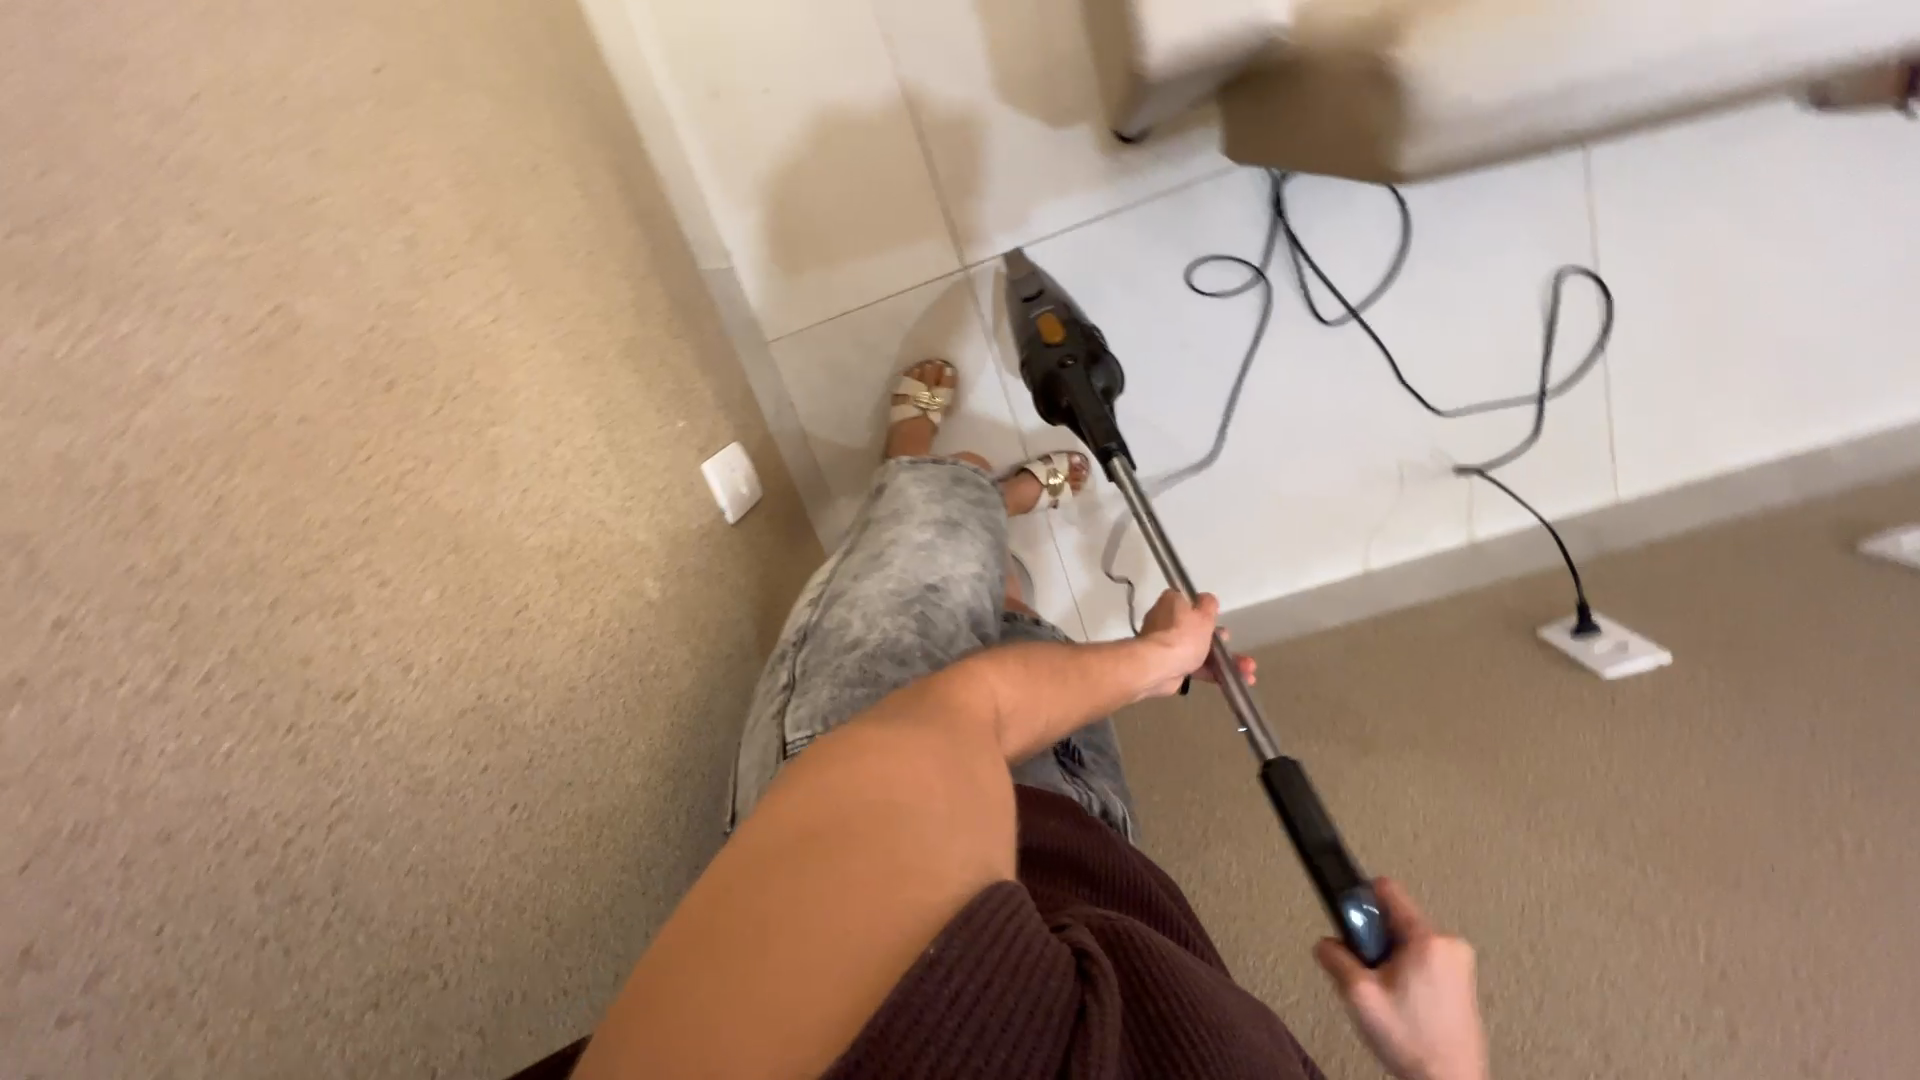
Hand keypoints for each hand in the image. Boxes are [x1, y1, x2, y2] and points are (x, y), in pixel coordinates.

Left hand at [1134, 590, 1255, 698]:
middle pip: (1197, 629)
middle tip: (1230, 643)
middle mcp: (1166, 622)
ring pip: (1201, 650)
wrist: (1160, 666)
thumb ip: (1208, 604)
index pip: (1189, 602)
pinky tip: (1235, 681)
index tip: (1216, 618)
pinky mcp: (1172, 666)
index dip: (1204, 611)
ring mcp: (1168, 645)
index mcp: (1171, 603)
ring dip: (1225, 660)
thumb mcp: (1202, 614)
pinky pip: (1197, 667)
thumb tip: (1207, 599)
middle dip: (1220, 639)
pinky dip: (1214, 673)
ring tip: (1248, 670)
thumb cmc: (1182, 635)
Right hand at [1313, 879, 1487, 1079]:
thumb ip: (1334, 956)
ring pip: (1406, 940)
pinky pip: (1421, 957)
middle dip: (1374, 941)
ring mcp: (1458, 964)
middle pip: (1393, 918)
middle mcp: (1449, 945)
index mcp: (1428, 940)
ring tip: (1388, 993)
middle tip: (1370, 974)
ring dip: (1389, 958)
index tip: (1351, 925)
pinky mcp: (1461, 980)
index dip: (1359, 901)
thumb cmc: (1415, 1044)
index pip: (1385, 889)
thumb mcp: (1358, 995)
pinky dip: (1406, 971)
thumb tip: (1326, 943)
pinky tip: (1403, 1001)